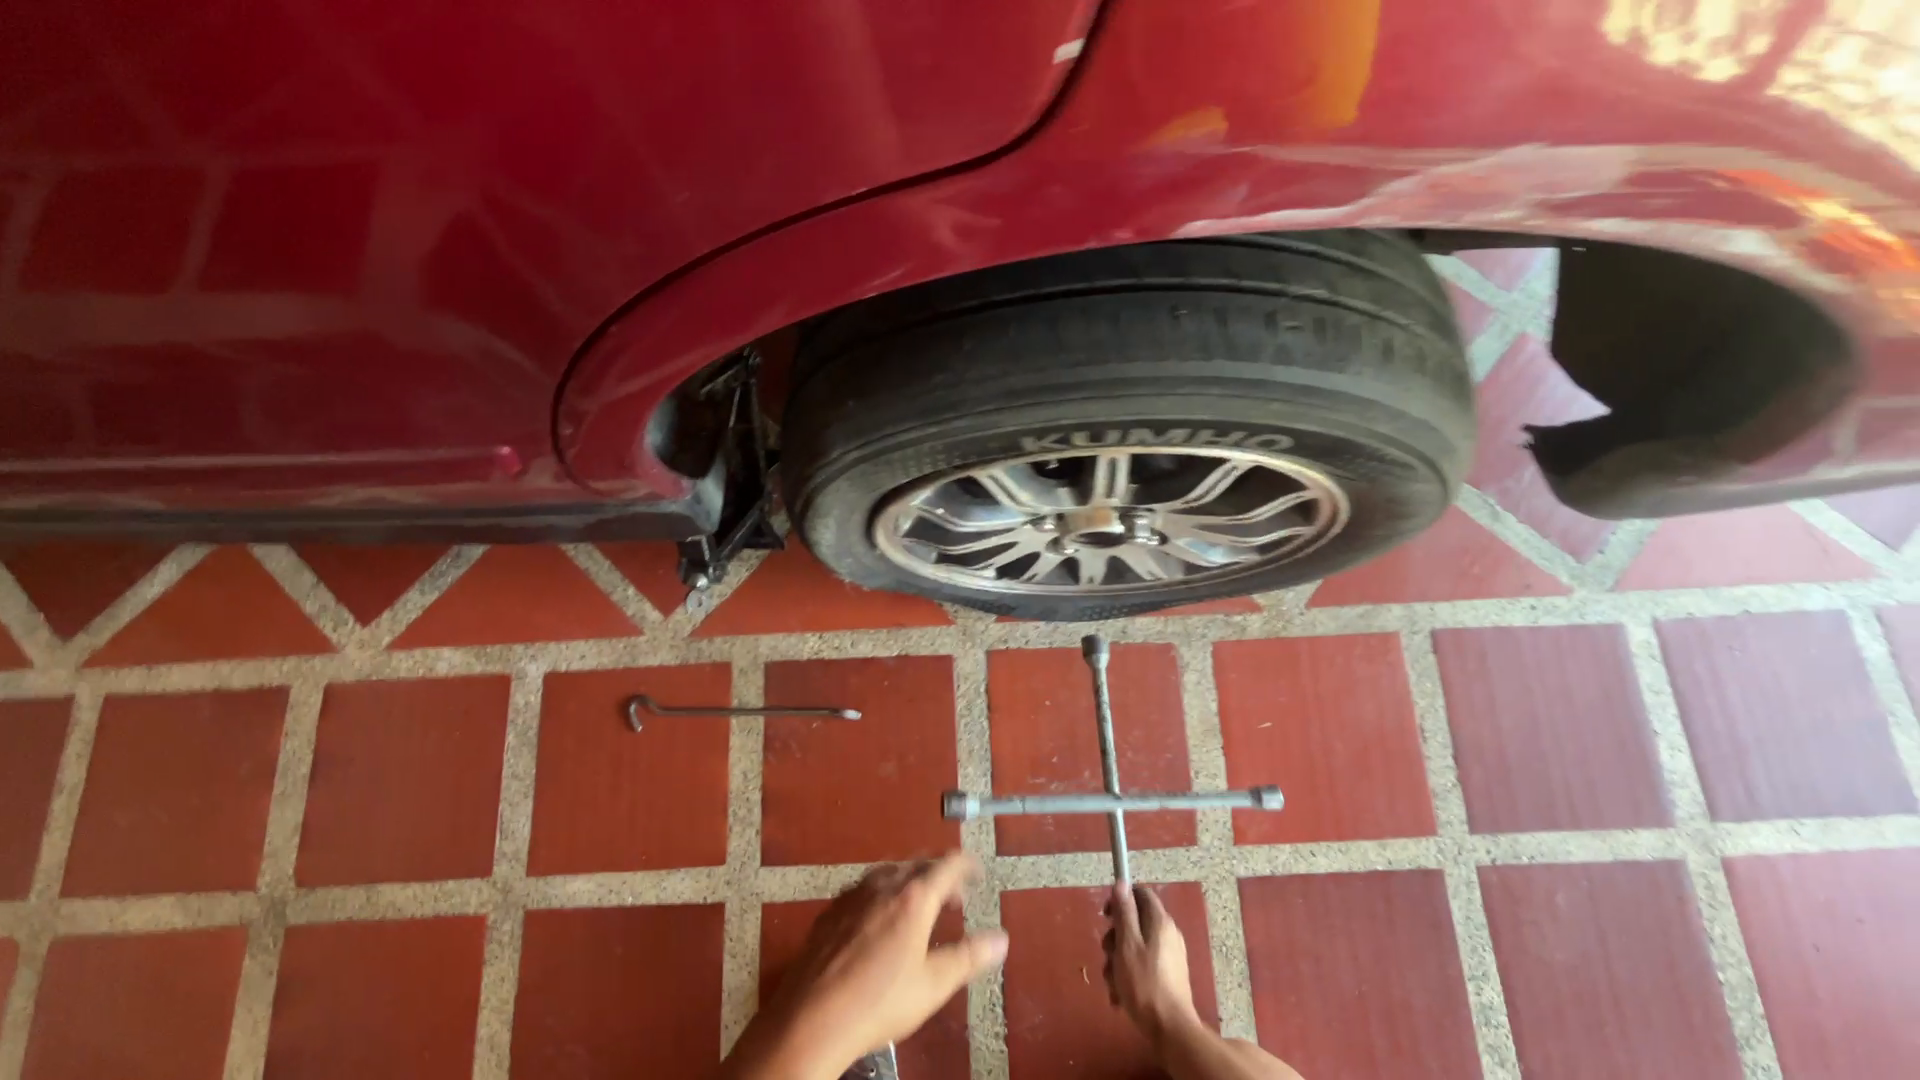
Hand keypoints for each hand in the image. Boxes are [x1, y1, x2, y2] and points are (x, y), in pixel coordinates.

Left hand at [724, 851, 1009, 1079]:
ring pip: (888, 873)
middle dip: (940, 875)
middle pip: (917, 865)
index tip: (978, 872)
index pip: (946, 866)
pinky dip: (882, 893)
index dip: (966, 864)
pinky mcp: (830, 912)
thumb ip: (969, 957)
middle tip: (954, 897)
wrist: (812, 1018)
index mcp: (913, 899)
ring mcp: (852, 897)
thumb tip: (1001, 939)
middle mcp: (882, 887)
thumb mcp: (933, 985)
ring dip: (910, 881)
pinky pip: (864, 889)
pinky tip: (880, 919)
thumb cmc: (879, 1001)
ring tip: (920, 905)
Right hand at [1103, 883, 1202, 1045]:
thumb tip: (1121, 883)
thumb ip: (1124, 913)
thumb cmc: (1144, 984)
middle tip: (1107, 954)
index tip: (1106, 916)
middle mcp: (1168, 933)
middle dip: (1115, 938)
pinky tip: (1120, 994)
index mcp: (1160, 922)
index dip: (1121, 899)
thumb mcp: (1127, 945)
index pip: (1140, 894)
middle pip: (1135, 922)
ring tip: (1113, 982)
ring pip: (1135, 945)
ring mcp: (1170, 955)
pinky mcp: (1168, 974)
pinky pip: (1143, 964)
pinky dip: (1129, 974)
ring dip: (1118, 961)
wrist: (1169, 1028)